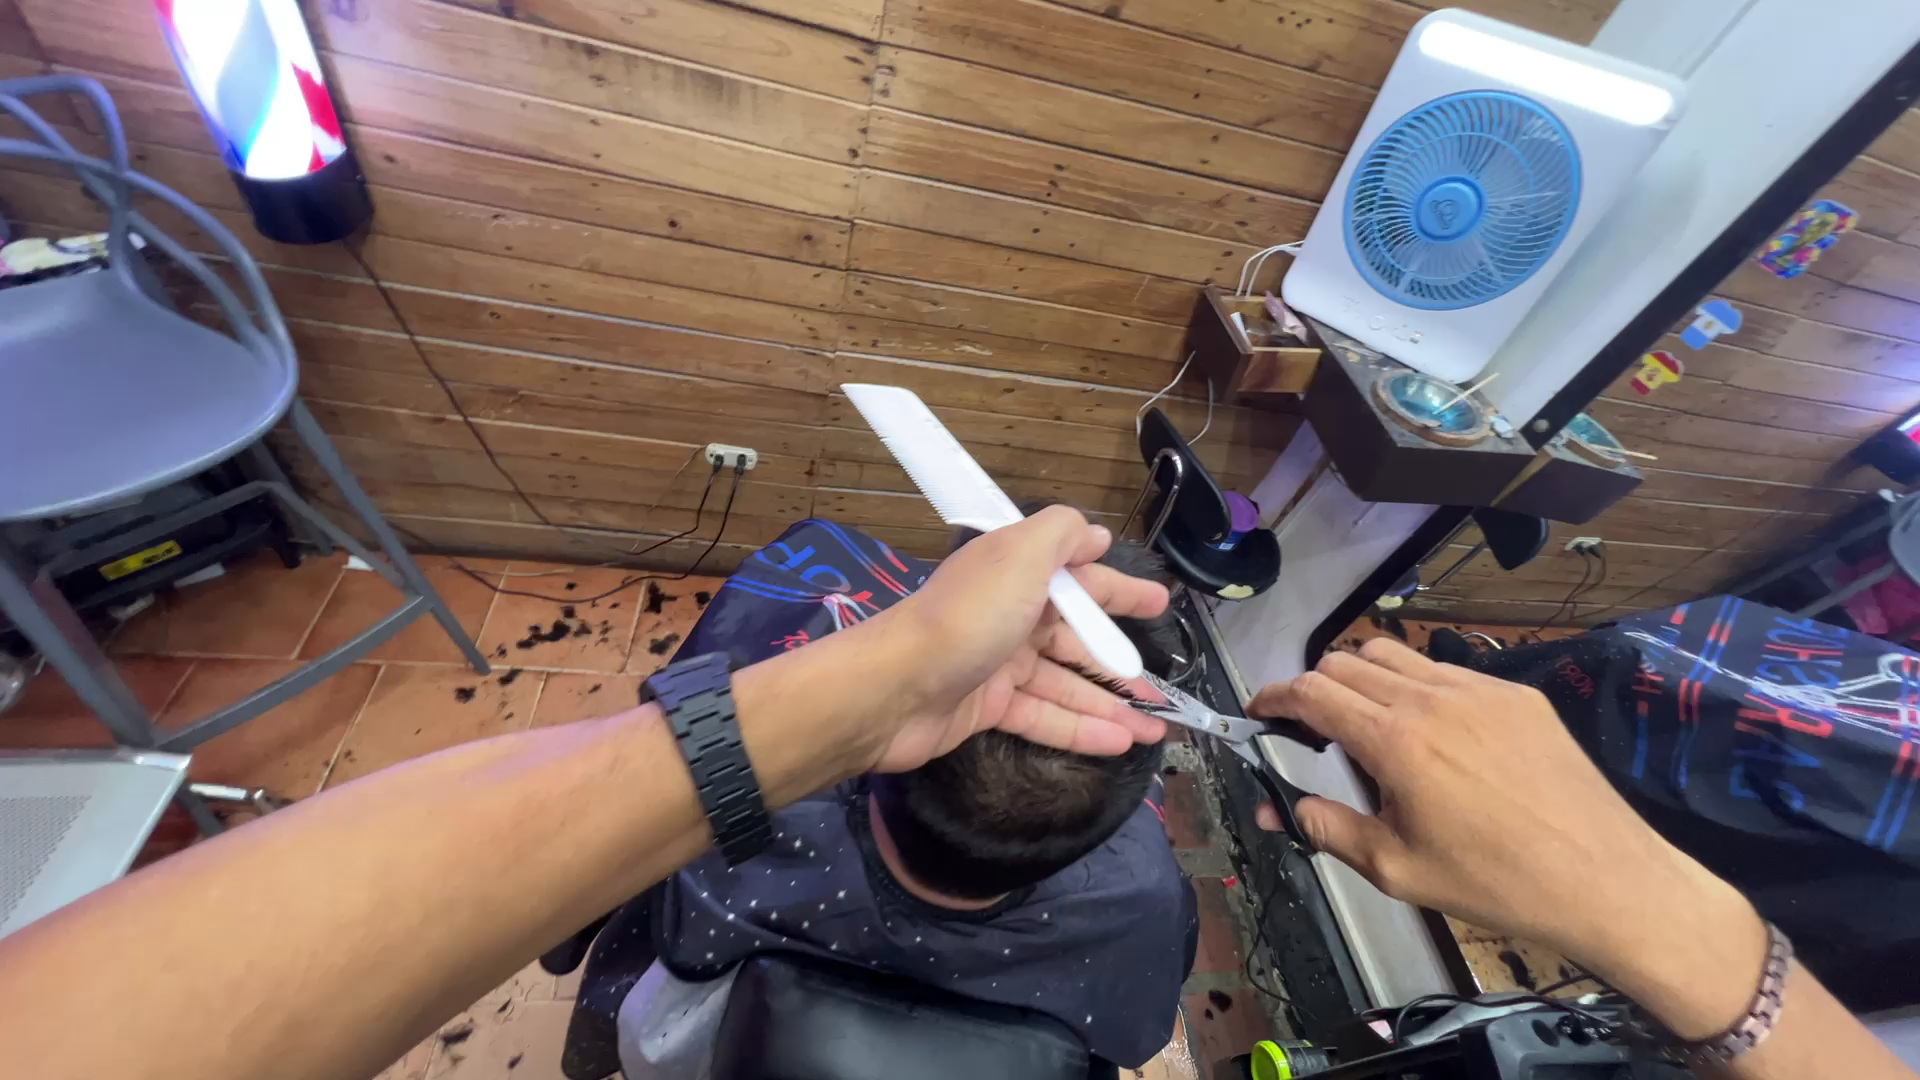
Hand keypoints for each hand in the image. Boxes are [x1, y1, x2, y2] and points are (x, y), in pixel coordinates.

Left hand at [868, 504, 1169, 771]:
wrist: (895, 688)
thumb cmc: (967, 617)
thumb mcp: (1020, 555)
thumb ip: (1061, 535)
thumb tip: (1096, 534)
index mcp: (1019, 577)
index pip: (1081, 581)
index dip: (1120, 590)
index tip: (1158, 601)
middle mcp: (1010, 617)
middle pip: (1076, 637)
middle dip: (1121, 658)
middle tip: (1163, 684)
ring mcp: (999, 665)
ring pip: (1066, 684)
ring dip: (1111, 704)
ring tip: (1156, 726)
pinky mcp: (988, 707)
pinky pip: (1045, 717)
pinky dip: (1081, 729)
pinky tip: (1118, 743)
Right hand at [1249, 638, 1765, 1035]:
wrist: (1615, 886)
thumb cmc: (1496, 883)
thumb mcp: (1395, 869)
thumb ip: (1324, 829)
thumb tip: (1274, 808)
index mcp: (1394, 742)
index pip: (1309, 691)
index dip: (1272, 697)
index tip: (1259, 713)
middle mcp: (1429, 700)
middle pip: (1340, 663)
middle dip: (1311, 689)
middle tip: (1311, 729)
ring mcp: (1476, 689)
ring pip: (1387, 652)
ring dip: (1357, 677)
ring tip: (1365, 718)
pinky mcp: (1514, 693)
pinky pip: (1440, 667)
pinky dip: (1411, 684)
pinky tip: (1430, 729)